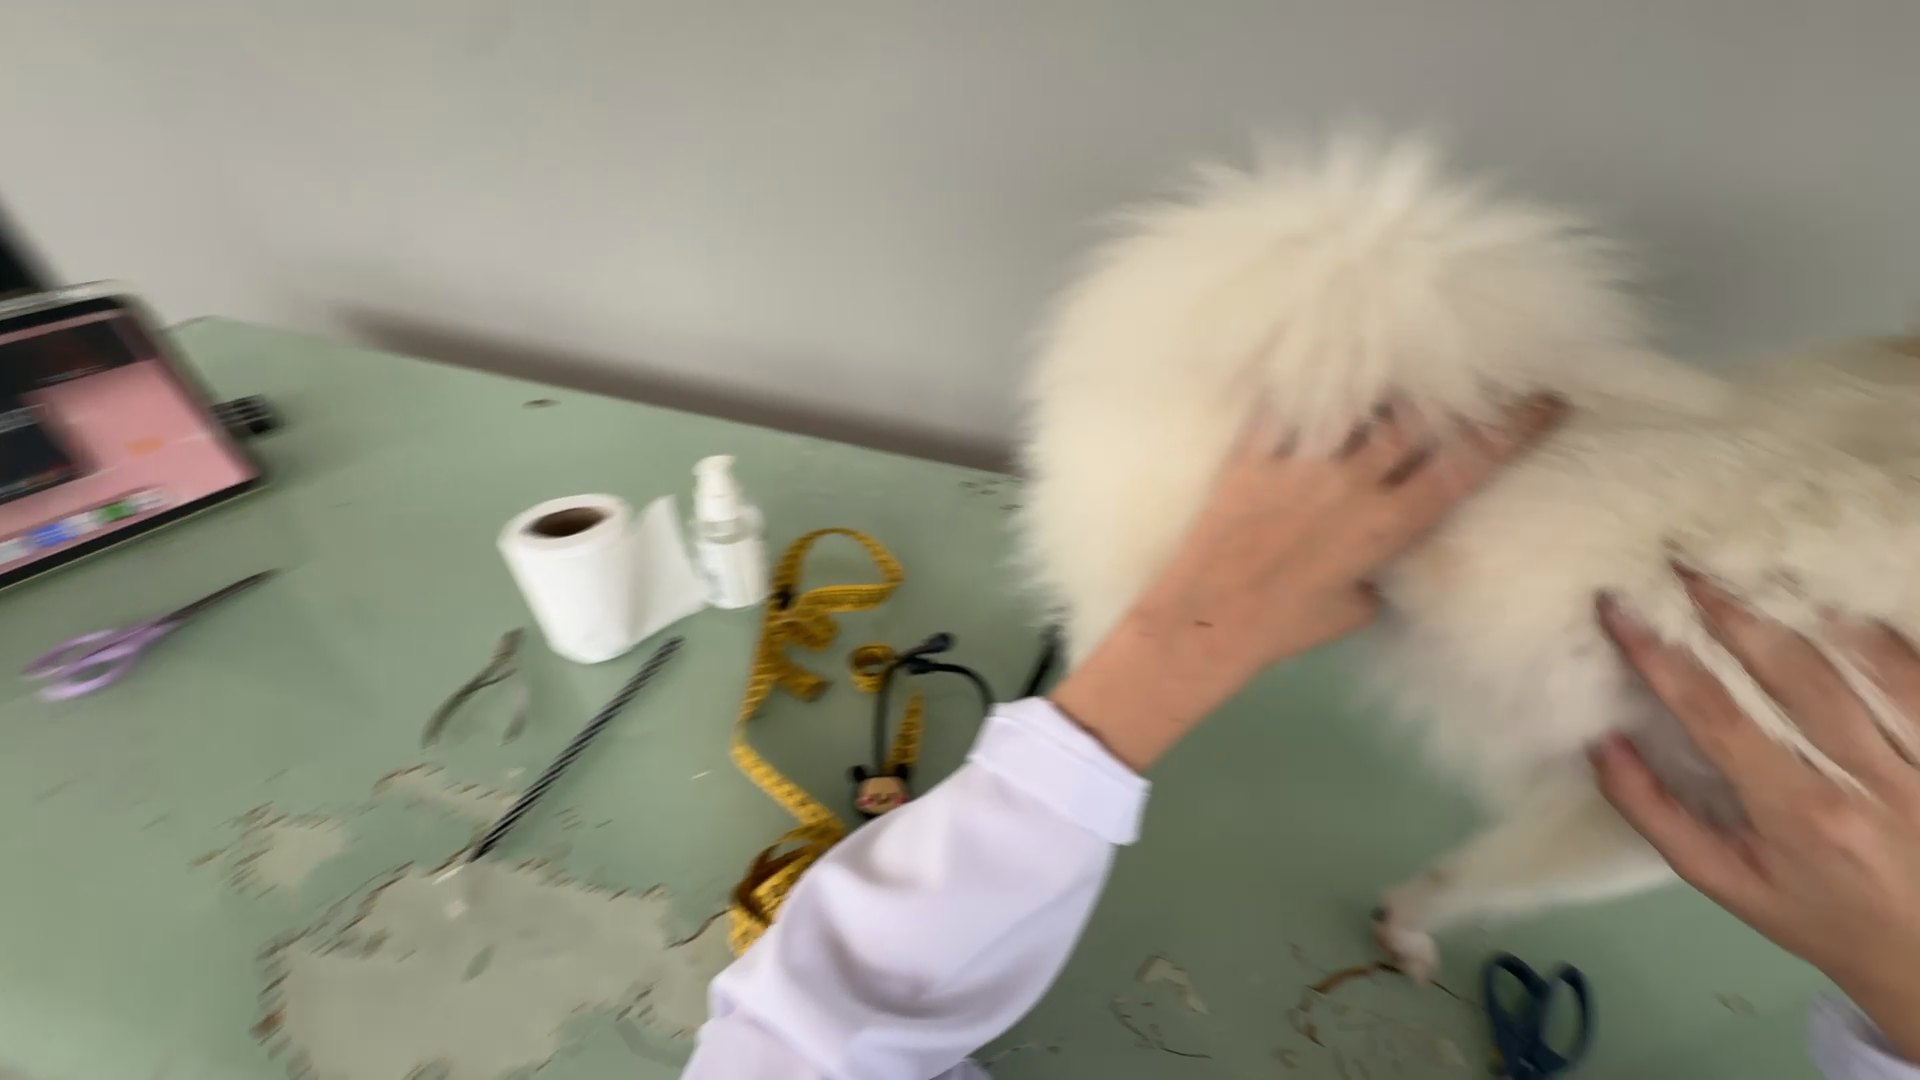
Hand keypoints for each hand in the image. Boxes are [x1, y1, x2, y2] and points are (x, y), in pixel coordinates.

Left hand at [1051, 393, 1567, 771]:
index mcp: (1389, 525)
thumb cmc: (1284, 624)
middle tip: (1475, 369)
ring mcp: (1300, 464)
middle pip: (1417, 420)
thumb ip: (1381, 571)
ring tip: (1396, 366)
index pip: (1467, 466)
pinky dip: (1306, 385)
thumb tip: (1386, 553)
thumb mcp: (1354, 608)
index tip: (1544, 399)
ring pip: (1356, 402)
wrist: (1209, 616)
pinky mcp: (1252, 455)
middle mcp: (1353, 485)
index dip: (1512, 428)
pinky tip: (1319, 362)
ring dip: (1381, 384)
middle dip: (1455, 392)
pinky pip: (1285, 406)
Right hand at [1596, 574, 1919, 1060]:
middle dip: (1729, 612)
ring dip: (1801, 612)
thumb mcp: (1717, 879)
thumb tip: (1600, 741)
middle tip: (1682, 566)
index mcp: (1797, 810)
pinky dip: (1884, 639)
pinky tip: (1841, 609)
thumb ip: (1652, 810)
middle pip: (1794, 673)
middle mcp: (1870, 779)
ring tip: (1751, 571)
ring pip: (1867, 667)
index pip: (1713, 713)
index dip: (1659, 656)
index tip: (1617, 611)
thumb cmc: (1814, 915)